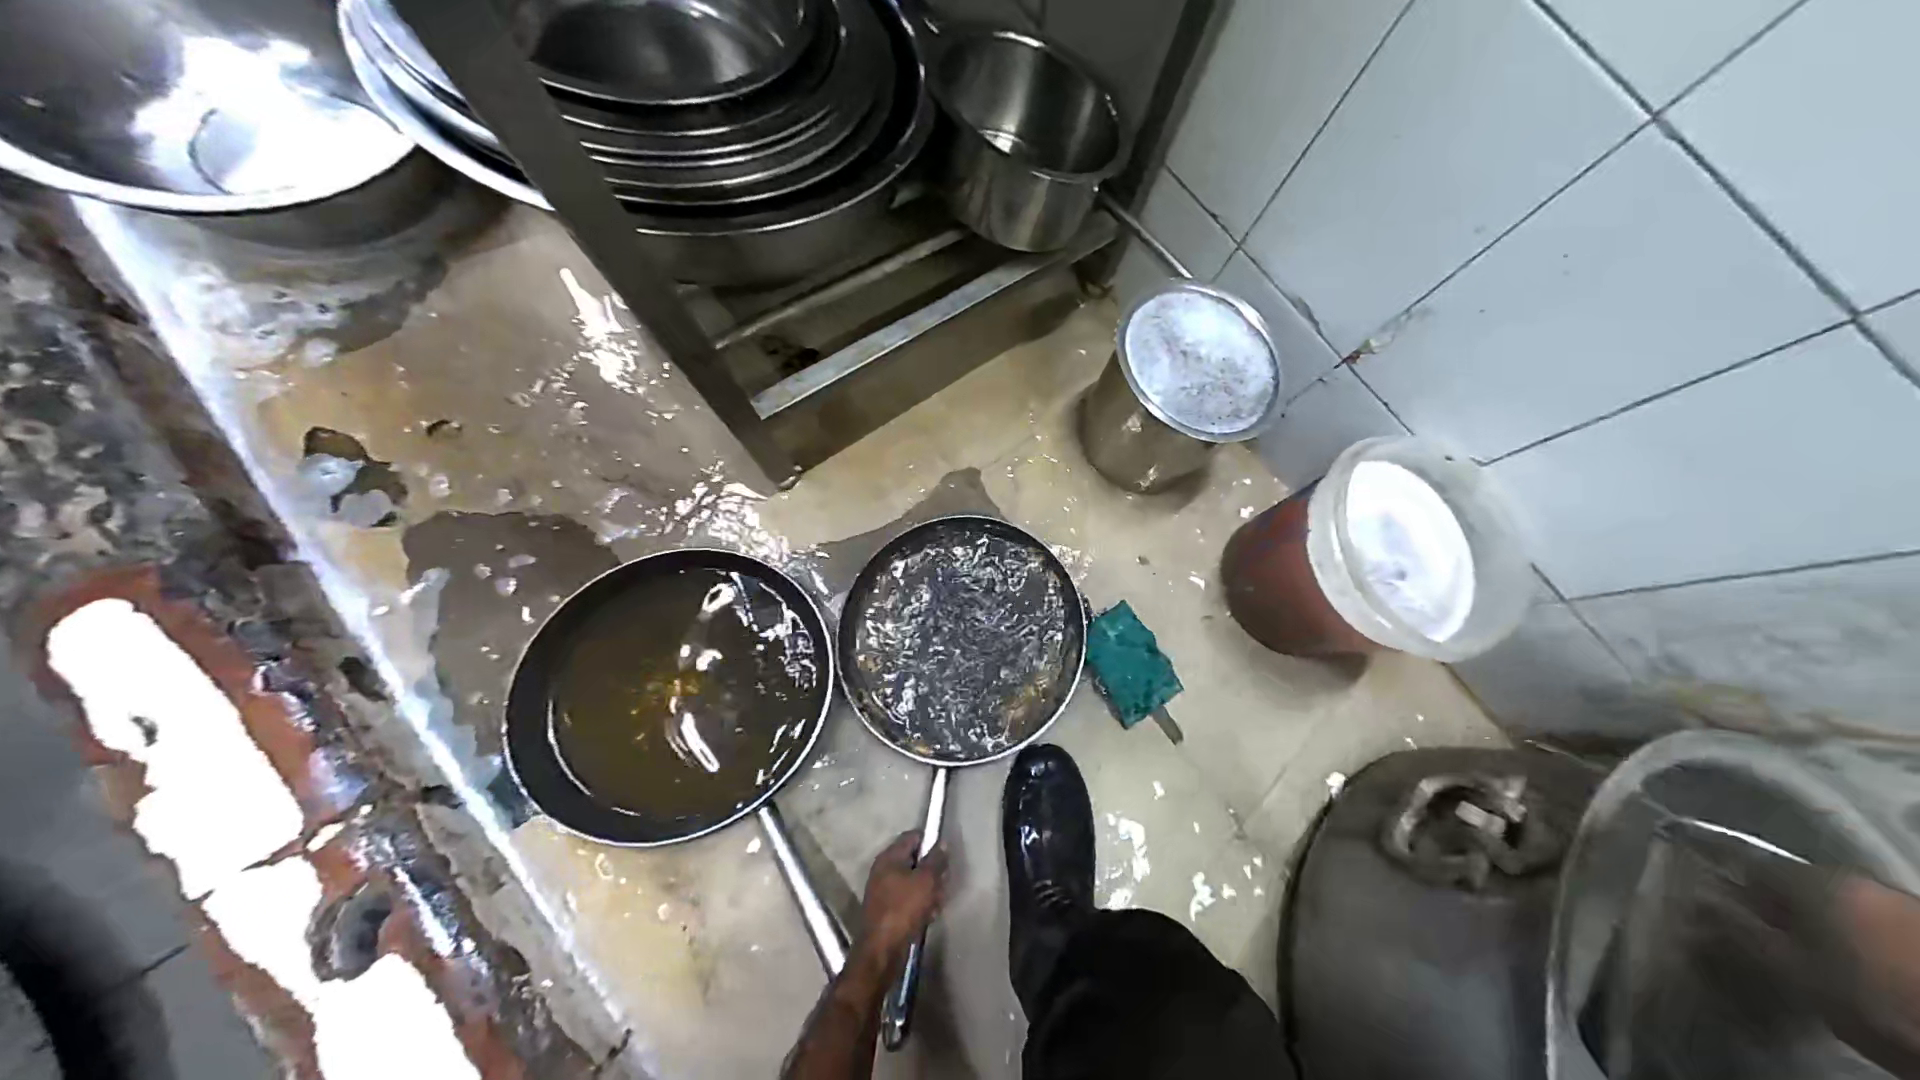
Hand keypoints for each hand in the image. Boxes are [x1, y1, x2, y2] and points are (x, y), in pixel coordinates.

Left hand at [855, 830, 947, 970]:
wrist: (881, 950)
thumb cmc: (904, 908)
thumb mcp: (926, 881)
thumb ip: (936, 860)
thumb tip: (942, 843)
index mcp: (890, 857)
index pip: (912, 837)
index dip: (930, 841)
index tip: (944, 855)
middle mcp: (884, 870)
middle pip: (914, 860)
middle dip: (932, 871)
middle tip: (943, 883)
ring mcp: (883, 890)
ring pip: (913, 881)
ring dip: (928, 890)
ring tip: (937, 903)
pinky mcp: (886, 909)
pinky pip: (908, 899)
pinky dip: (920, 904)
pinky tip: (929, 916)